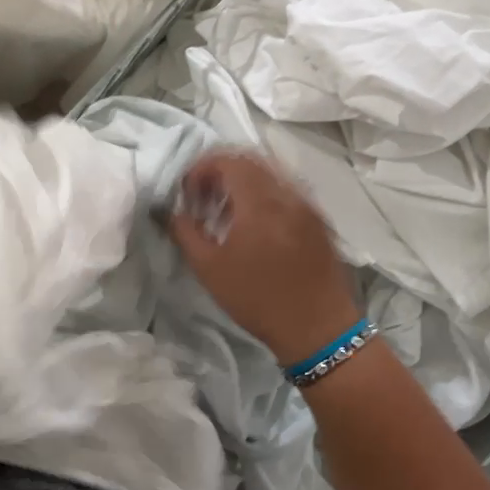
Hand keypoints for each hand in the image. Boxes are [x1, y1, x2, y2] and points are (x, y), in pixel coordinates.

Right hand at [168, 152, 359, 365]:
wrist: (318, 329)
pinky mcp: (319, 220)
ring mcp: (308, 205)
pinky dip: (265, 194)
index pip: (227, 160)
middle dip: (220, 172)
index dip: (201, 168)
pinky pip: (288, 190)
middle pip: (250, 160)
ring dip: (243, 182)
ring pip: (271, 173)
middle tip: (203, 198)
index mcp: (259, 201)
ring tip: (227, 212)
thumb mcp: (209, 268)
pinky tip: (254, 225)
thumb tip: (170, 210)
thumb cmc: (257, 300)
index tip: (187, 192)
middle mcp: (288, 193)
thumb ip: (184, 232)